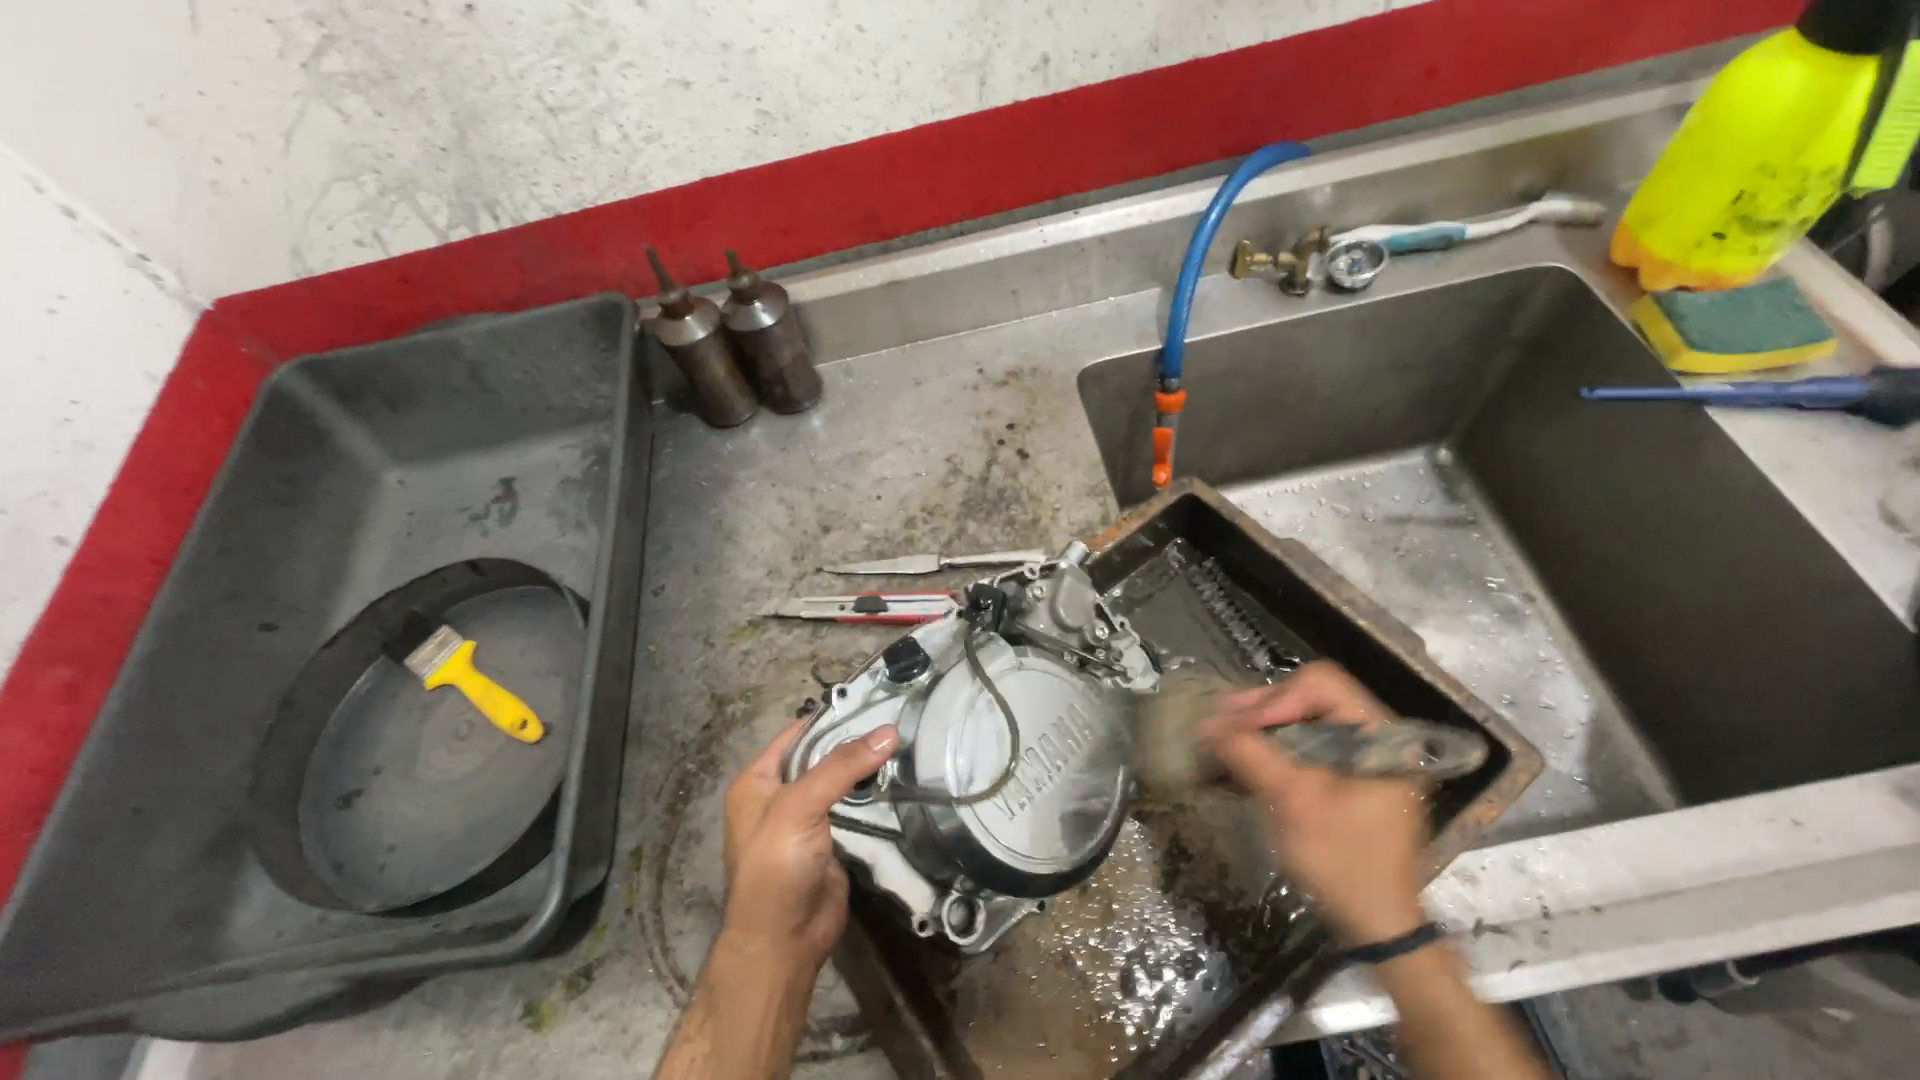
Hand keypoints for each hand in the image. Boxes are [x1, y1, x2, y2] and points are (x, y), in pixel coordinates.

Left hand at [719, 718, 898, 976]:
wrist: (783, 941)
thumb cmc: (776, 867)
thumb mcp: (800, 806)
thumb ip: (842, 767)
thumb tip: (888, 732)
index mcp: (757, 782)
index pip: (798, 735)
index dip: (831, 718)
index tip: (874, 703)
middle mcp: (780, 798)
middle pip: (822, 759)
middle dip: (855, 745)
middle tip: (899, 724)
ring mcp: (807, 822)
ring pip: (842, 786)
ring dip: (868, 773)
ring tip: (908, 747)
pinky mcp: (832, 844)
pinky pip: (855, 813)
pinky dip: (875, 801)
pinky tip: (901, 784)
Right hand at [1200, 661, 1428, 946]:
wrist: (1376, 926)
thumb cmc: (1342, 861)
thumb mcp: (1292, 803)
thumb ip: (1251, 755)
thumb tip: (1207, 724)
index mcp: (1382, 736)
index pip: (1323, 685)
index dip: (1275, 698)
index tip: (1241, 726)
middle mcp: (1378, 739)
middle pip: (1310, 700)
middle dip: (1259, 713)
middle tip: (1217, 726)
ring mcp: (1364, 761)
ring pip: (1303, 725)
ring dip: (1259, 733)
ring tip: (1218, 743)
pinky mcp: (1348, 782)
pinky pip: (1306, 751)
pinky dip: (1272, 754)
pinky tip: (1237, 764)